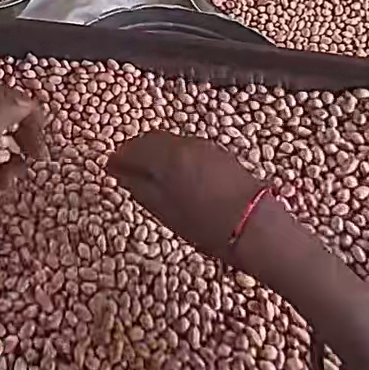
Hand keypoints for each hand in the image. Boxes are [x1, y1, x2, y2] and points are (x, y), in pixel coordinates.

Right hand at [106, 131, 285, 255]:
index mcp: (165, 156)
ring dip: (155, 153)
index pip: (132, 148)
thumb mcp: (162, 210)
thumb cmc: (205, 226)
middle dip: (135, 151)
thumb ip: (137, 186)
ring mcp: (205, 148)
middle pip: (151, 139)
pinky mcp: (221, 156)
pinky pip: (187, 149)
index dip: (118, 158)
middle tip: (125, 170)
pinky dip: (174, 156)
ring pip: (170, 142)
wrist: (259, 230)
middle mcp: (184, 144)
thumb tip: (119, 172)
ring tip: (149, 175)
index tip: (109, 169)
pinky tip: (175, 176)